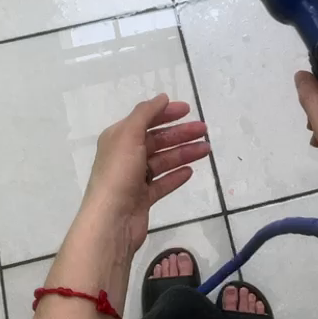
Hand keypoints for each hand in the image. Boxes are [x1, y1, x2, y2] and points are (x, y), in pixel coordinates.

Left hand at [76, 94, 209, 254]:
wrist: (111, 221)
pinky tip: (190, 171)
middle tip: (204, 131)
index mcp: (119, 138)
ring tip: (206, 150)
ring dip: (184, 153)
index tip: (188, 110)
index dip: (166, 113)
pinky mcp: (143, 199)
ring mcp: (134, 179)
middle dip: (180, 134)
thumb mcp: (128, 135)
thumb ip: (145, 113)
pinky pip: (162, 183)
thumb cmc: (118, 173)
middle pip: (157, 140)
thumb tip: (162, 97)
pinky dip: (175, 176)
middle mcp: (125, 156)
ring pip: (163, 161)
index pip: (145, 120)